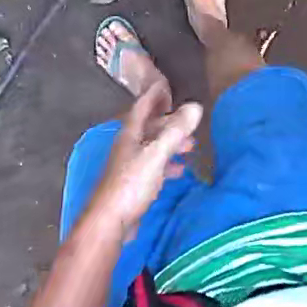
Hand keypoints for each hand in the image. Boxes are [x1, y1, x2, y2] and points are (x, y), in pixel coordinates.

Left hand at [80, 86, 202, 243]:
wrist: (110, 222)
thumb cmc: (131, 184)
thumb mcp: (156, 154)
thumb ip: (175, 131)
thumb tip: (195, 106)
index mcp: (130, 134)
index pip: (142, 107)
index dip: (153, 95)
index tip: (165, 85)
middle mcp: (128, 146)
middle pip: (149, 127)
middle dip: (168, 122)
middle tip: (188, 121)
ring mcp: (129, 165)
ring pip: (153, 147)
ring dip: (170, 143)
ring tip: (190, 146)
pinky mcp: (133, 184)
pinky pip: (154, 166)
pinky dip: (167, 164)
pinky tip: (179, 171)